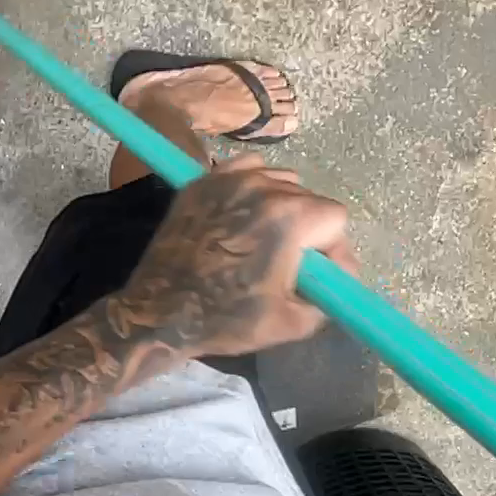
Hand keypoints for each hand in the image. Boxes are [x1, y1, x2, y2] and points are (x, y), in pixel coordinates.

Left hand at [115, 154, 357, 358]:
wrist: (158, 315)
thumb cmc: (222, 321)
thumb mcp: (289, 323)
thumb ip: (327, 299)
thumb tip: (338, 282)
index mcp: (290, 217)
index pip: (335, 219)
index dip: (332, 249)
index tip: (317, 271)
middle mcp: (263, 187)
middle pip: (308, 199)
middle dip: (306, 232)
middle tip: (288, 263)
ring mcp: (228, 180)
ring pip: (278, 181)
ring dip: (280, 208)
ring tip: (262, 242)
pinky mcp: (201, 183)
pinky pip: (244, 172)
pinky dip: (251, 190)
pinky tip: (241, 218)